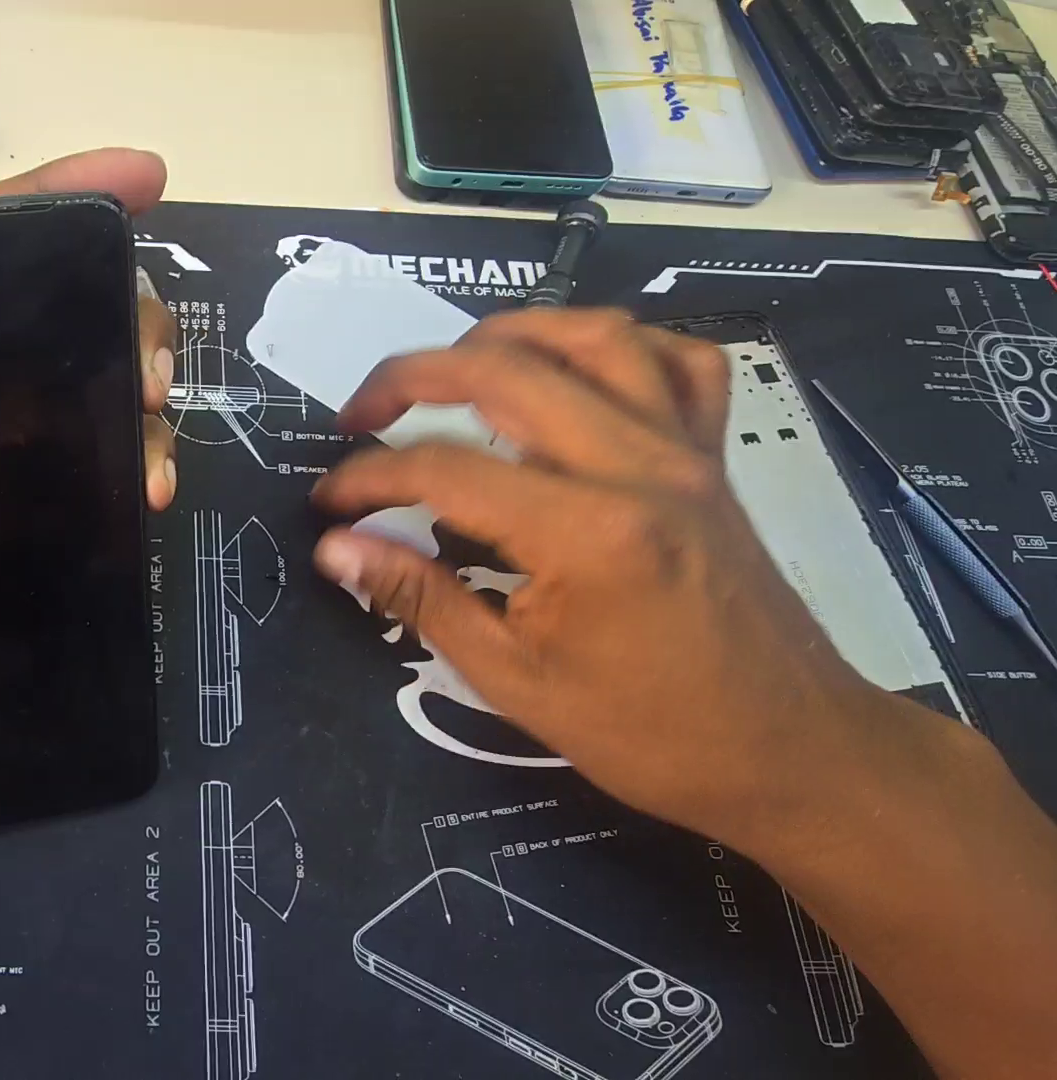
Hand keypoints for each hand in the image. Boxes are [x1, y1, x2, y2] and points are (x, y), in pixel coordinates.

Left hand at [0, 134, 178, 772]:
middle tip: (147, 361)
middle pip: (56, 317)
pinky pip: (86, 478)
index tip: (140, 182)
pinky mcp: (11, 520)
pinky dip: (129, 469)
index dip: (58, 206)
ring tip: (151, 418)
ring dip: (138, 392)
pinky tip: (150, 490)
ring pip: (87, 392)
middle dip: (124, 314)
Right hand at [311, 309, 909, 842]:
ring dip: (501, 337)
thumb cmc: (647, 733)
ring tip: (446, 371)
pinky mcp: (711, 456)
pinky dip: (610, 348)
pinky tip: (565, 375)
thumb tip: (335, 549)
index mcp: (584, 532)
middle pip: (503, 371)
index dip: (366, 479)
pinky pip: (672, 361)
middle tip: (357, 416)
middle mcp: (638, 465)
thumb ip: (417, 596)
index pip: (442, 469)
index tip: (329, 505)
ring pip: (589, 336)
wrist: (794, 753)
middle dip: (407, 379)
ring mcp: (684, 450)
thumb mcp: (510, 677)